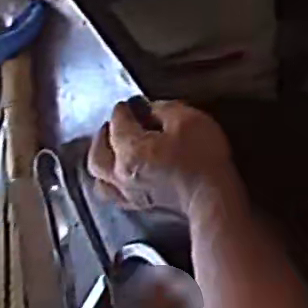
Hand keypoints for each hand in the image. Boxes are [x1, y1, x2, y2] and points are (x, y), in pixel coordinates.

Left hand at [87, 100, 238, 216]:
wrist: (208, 191)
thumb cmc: (200, 153)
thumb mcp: (189, 119)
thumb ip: (166, 109)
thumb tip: (150, 107)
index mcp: (131, 150)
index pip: (119, 126)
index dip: (121, 113)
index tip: (124, 104)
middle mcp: (119, 173)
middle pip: (98, 154)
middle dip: (101, 137)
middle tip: (109, 124)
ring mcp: (124, 192)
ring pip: (98, 176)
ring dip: (99, 159)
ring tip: (106, 149)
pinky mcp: (135, 203)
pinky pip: (109, 192)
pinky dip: (106, 181)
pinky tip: (113, 177)